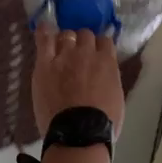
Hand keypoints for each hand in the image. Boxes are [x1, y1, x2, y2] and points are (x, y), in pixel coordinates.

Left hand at [32, 17, 124, 138]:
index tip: (96, 53)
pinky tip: (44, 28)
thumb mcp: (117, 96)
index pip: (105, 41)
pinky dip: (44, 32)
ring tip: (62, 48)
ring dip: (66, 40)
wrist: (78, 133)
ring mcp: (65, 56)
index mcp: (107, 61)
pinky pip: (44, 40)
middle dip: (83, 42)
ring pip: (67, 34)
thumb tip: (105, 71)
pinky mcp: (45, 64)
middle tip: (79, 55)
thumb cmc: (103, 122)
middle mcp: (87, 52)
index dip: (99, 46)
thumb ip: (110, 77)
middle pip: (85, 34)